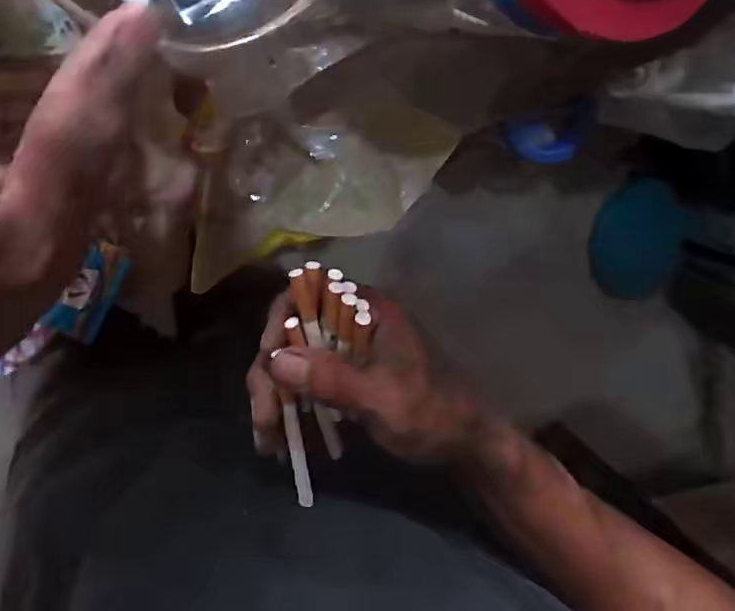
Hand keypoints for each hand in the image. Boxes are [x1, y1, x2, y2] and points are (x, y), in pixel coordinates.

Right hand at [247, 287, 497, 465]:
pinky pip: (307, 381)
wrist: (469, 444)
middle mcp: (352, 319)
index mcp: (366, 307)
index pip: (309, 291)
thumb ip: (332, 378)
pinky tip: (285, 442)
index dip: (281, 318)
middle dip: (272, 374)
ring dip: (276, 396)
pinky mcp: (346, 374)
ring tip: (270, 442)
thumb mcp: (383, 399)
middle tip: (264, 421)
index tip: (270, 357)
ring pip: (295, 358)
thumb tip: (275, 360)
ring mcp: (348, 347)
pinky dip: (292, 408)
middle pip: (294, 328)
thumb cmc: (433, 412)